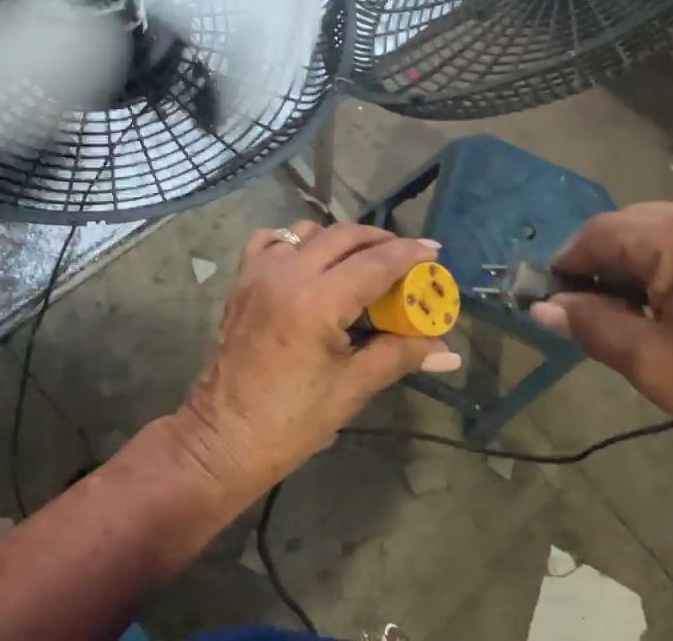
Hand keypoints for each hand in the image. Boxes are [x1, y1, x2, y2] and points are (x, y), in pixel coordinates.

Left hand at [173, 221, 460, 494]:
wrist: (222, 440)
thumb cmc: (290, 422)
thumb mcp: (352, 388)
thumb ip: (401, 355)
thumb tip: (450, 354)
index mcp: (317, 301)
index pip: (375, 262)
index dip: (409, 254)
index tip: (435, 251)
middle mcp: (287, 274)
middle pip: (345, 236)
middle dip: (381, 242)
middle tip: (407, 260)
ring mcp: (259, 272)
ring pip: (309, 232)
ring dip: (341, 240)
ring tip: (364, 263)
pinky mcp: (242, 280)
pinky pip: (272, 240)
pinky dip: (297, 242)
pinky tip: (312, 263)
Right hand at [529, 202, 672, 591]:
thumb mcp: (653, 365)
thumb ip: (590, 324)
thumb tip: (543, 307)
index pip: (605, 230)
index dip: (571, 260)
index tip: (555, 294)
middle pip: (649, 224)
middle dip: (616, 261)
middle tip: (599, 309)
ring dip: (660, 264)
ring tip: (654, 316)